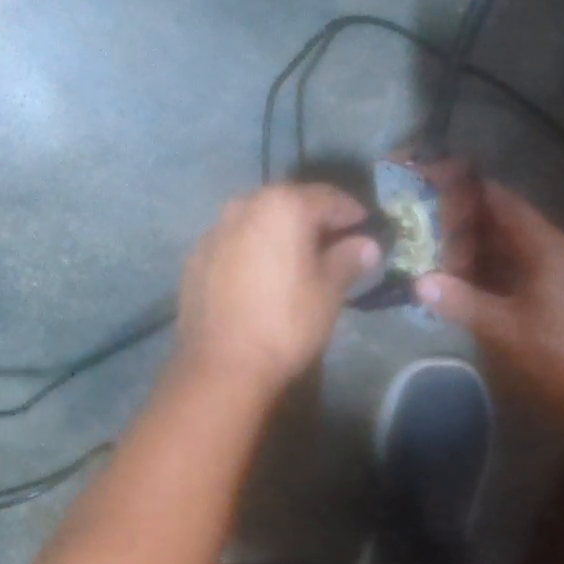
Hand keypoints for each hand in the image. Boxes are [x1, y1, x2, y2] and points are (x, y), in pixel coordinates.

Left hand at [175, 184, 381, 392]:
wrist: (222, 366)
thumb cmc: (286, 324)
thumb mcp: (328, 292)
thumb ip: (349, 259)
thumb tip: (367, 245)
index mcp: (283, 206)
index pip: (329, 198)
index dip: (352, 214)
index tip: (367, 230)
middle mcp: (244, 205)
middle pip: (289, 204)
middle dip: (314, 222)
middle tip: (334, 246)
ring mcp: (214, 231)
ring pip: (258, 223)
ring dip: (280, 235)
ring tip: (297, 262)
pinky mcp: (196, 259)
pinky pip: (235, 245)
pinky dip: (253, 252)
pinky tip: (262, 278)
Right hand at [414, 181, 563, 422]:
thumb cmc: (557, 354)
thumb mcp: (503, 328)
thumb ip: (460, 302)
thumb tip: (417, 282)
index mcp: (544, 245)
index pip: (500, 200)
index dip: (465, 188)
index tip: (429, 183)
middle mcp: (552, 250)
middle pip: (502, 223)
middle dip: (462, 222)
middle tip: (418, 223)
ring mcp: (556, 274)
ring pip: (507, 249)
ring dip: (473, 249)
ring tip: (430, 250)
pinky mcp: (555, 296)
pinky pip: (514, 271)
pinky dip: (487, 272)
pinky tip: (459, 283)